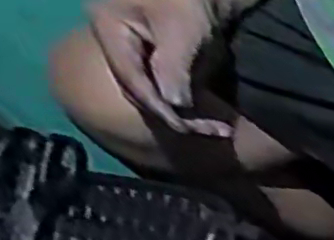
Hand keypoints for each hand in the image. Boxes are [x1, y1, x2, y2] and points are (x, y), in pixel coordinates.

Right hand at [87, 0, 233, 135]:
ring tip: (223, 131)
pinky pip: (169, 95)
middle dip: (178, 118)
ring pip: (157, 99)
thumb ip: (172, 66)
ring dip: (189, 119)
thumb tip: (173, 103)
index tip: (186, 129)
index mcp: (109, 30)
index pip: (130, 80)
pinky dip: (193, 111)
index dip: (159, 108)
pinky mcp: (155, 66)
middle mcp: (116, 46)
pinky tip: (218, 122)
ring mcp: (134, 57)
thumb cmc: (185, 3)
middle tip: (218, 132)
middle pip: (141, 94)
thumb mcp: (180, 32)